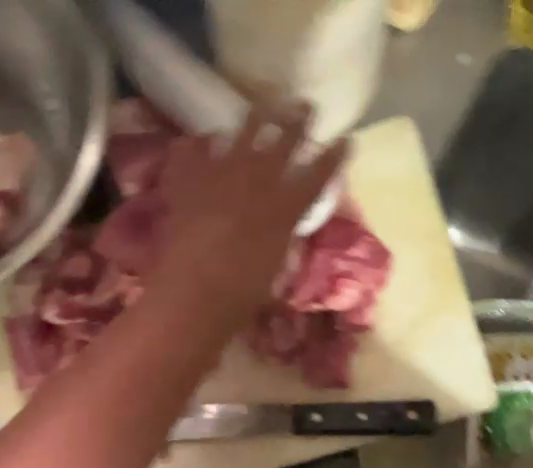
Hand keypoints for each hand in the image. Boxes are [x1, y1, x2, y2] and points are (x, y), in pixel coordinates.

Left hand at [149, 100, 346, 324]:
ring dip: (254, 120)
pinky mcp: (187, 182)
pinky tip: (202, 138)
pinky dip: (198, 144)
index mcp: (285, 210)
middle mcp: (257, 184)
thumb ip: (279, 244)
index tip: (346, 139)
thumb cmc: (240, 297)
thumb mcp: (273, 272)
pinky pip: (192, 153)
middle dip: (296, 123)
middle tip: (306, 104)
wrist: (193, 294)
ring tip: (261, 106)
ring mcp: (220, 177)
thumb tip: (281, 236)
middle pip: (282, 144)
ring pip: (241, 137)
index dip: (333, 158)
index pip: (316, 176)